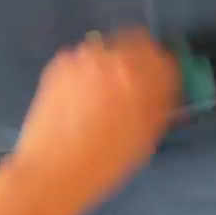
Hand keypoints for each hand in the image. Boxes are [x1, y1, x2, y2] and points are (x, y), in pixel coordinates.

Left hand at [7, 29, 179, 214]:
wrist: (50, 170)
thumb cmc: (102, 164)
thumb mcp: (143, 139)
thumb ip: (158, 107)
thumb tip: (163, 91)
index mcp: (138, 77)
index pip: (164, 59)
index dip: (166, 73)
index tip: (163, 85)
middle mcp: (110, 58)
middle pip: (137, 44)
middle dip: (140, 62)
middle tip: (136, 88)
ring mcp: (80, 58)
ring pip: (109, 50)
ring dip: (113, 65)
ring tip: (105, 95)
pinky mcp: (58, 66)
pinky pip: (83, 60)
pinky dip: (88, 72)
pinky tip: (82, 98)